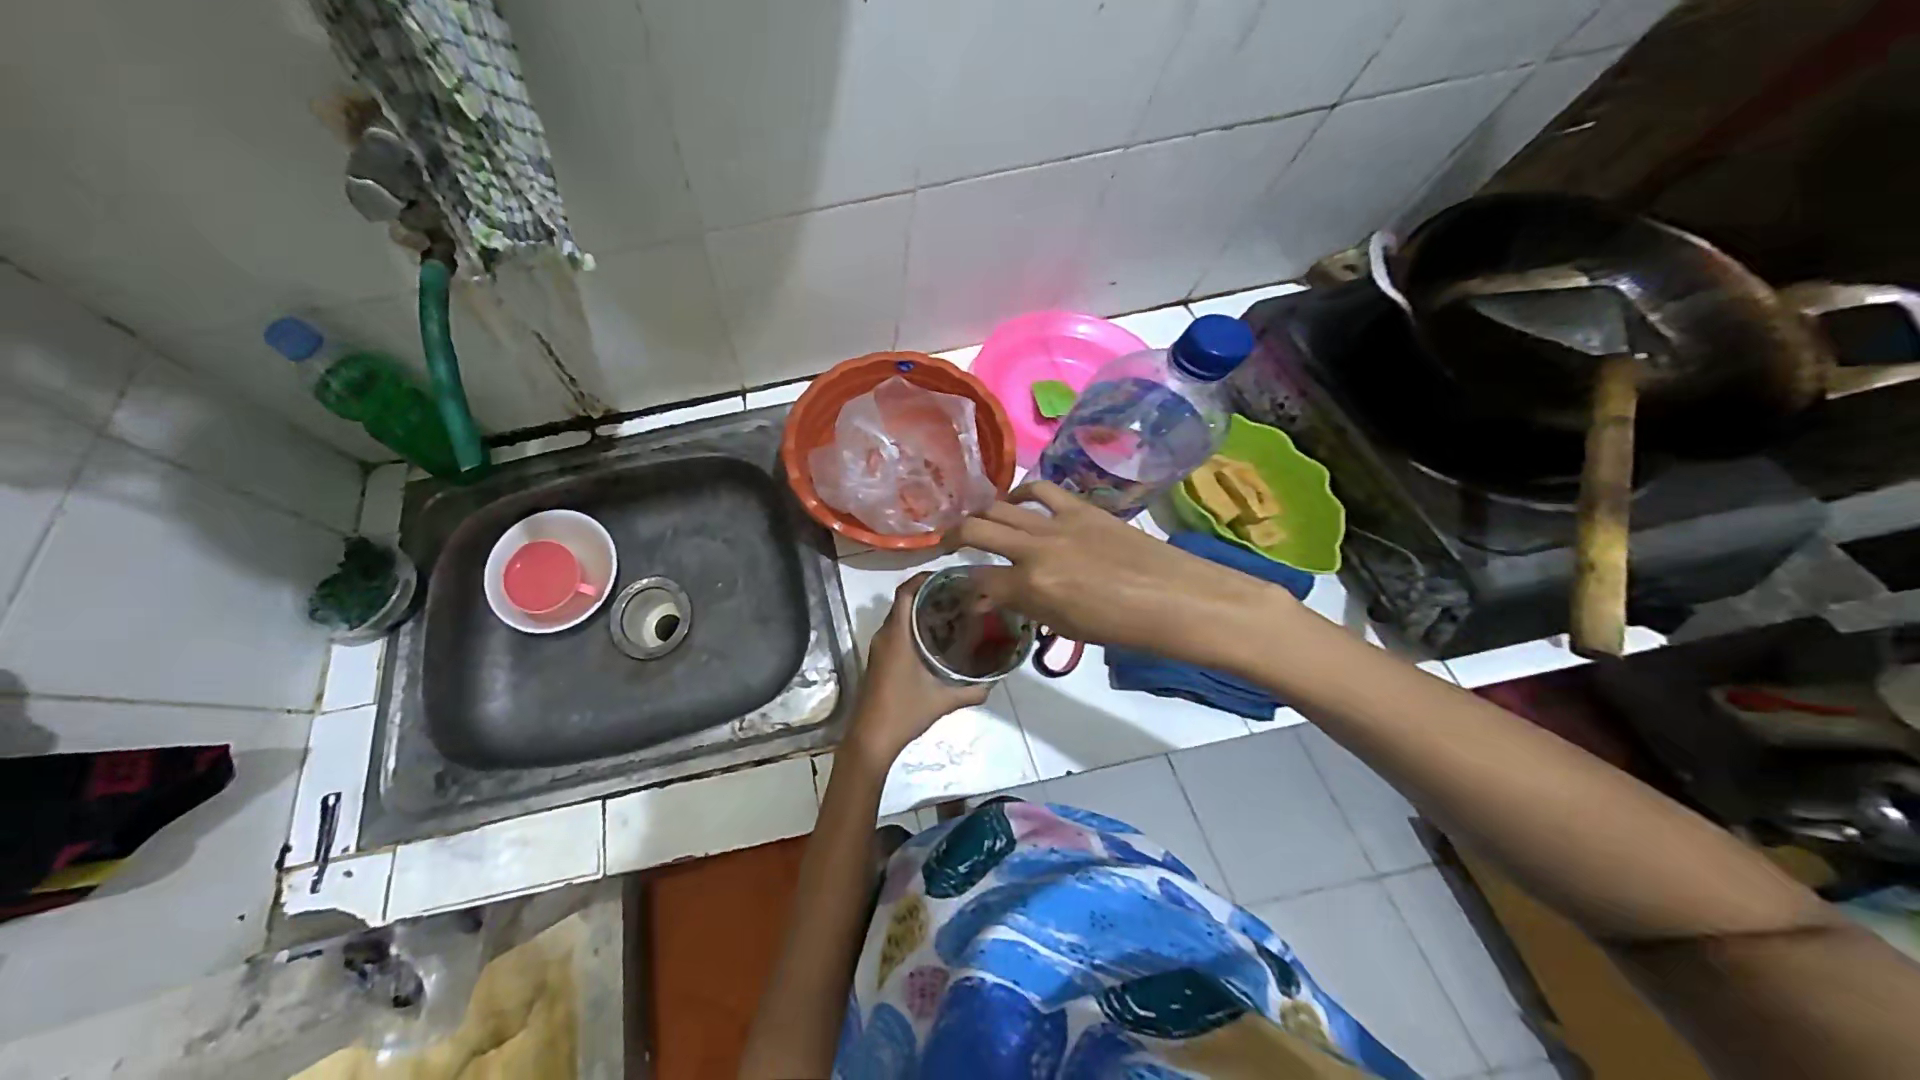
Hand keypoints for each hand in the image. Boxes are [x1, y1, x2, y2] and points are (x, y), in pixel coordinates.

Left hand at [845, 573, 990, 765]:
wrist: (870, 738)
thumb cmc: (903, 713)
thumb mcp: (943, 701)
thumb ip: (972, 690)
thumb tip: (995, 681)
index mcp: (897, 636)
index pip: (905, 592)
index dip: (924, 578)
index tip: (949, 576)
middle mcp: (885, 636)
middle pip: (904, 601)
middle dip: (929, 592)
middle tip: (959, 593)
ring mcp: (880, 648)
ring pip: (900, 616)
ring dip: (921, 609)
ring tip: (953, 610)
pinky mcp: (880, 660)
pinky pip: (897, 631)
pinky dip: (915, 625)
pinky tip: (937, 637)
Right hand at [954, 481, 1298, 659]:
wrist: (1175, 599)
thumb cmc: (1122, 627)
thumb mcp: (1065, 627)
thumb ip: (1027, 606)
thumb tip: (1000, 595)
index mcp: (1032, 588)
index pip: (978, 581)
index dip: (961, 586)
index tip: (957, 589)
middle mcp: (1035, 550)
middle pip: (976, 531)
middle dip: (952, 537)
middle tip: (947, 545)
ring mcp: (1057, 523)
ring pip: (1000, 507)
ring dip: (981, 514)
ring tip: (976, 522)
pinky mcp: (1080, 507)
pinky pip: (1039, 490)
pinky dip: (1020, 494)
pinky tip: (1016, 502)